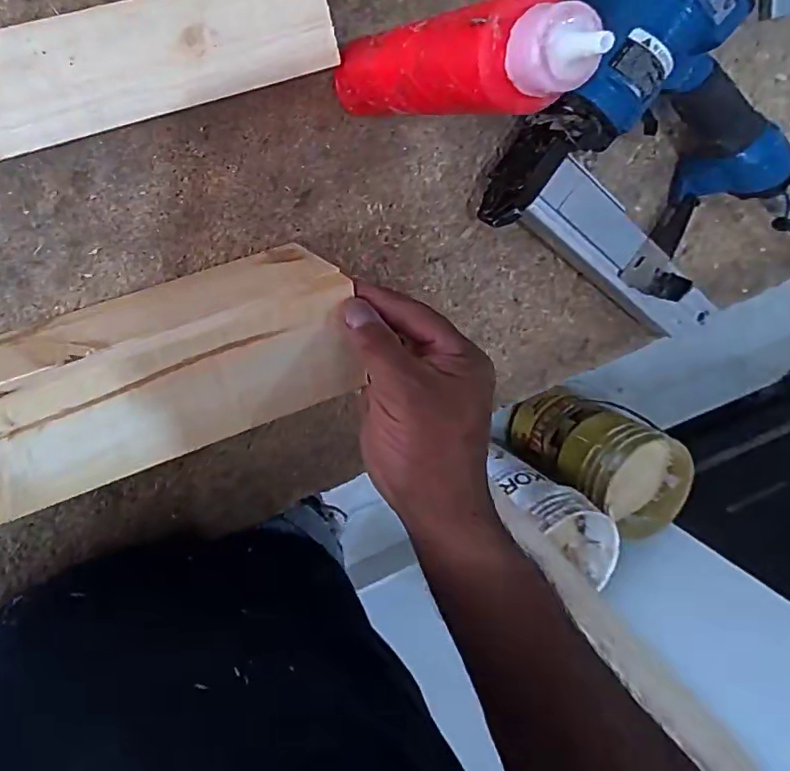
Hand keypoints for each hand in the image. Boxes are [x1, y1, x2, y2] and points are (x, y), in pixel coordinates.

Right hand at [338, 282, 498, 542]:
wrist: (432, 506)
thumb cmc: (425, 445)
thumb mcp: (402, 388)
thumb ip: (378, 344)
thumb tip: (353, 306)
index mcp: (459, 356)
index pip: (416, 315)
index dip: (381, 299)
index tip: (346, 284)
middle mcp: (444, 365)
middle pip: (404, 329)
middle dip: (371, 315)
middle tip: (334, 298)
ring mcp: (423, 385)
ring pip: (391, 349)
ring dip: (364, 336)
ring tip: (331, 317)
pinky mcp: (403, 403)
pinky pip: (381, 371)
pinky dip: (360, 359)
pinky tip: (337, 350)